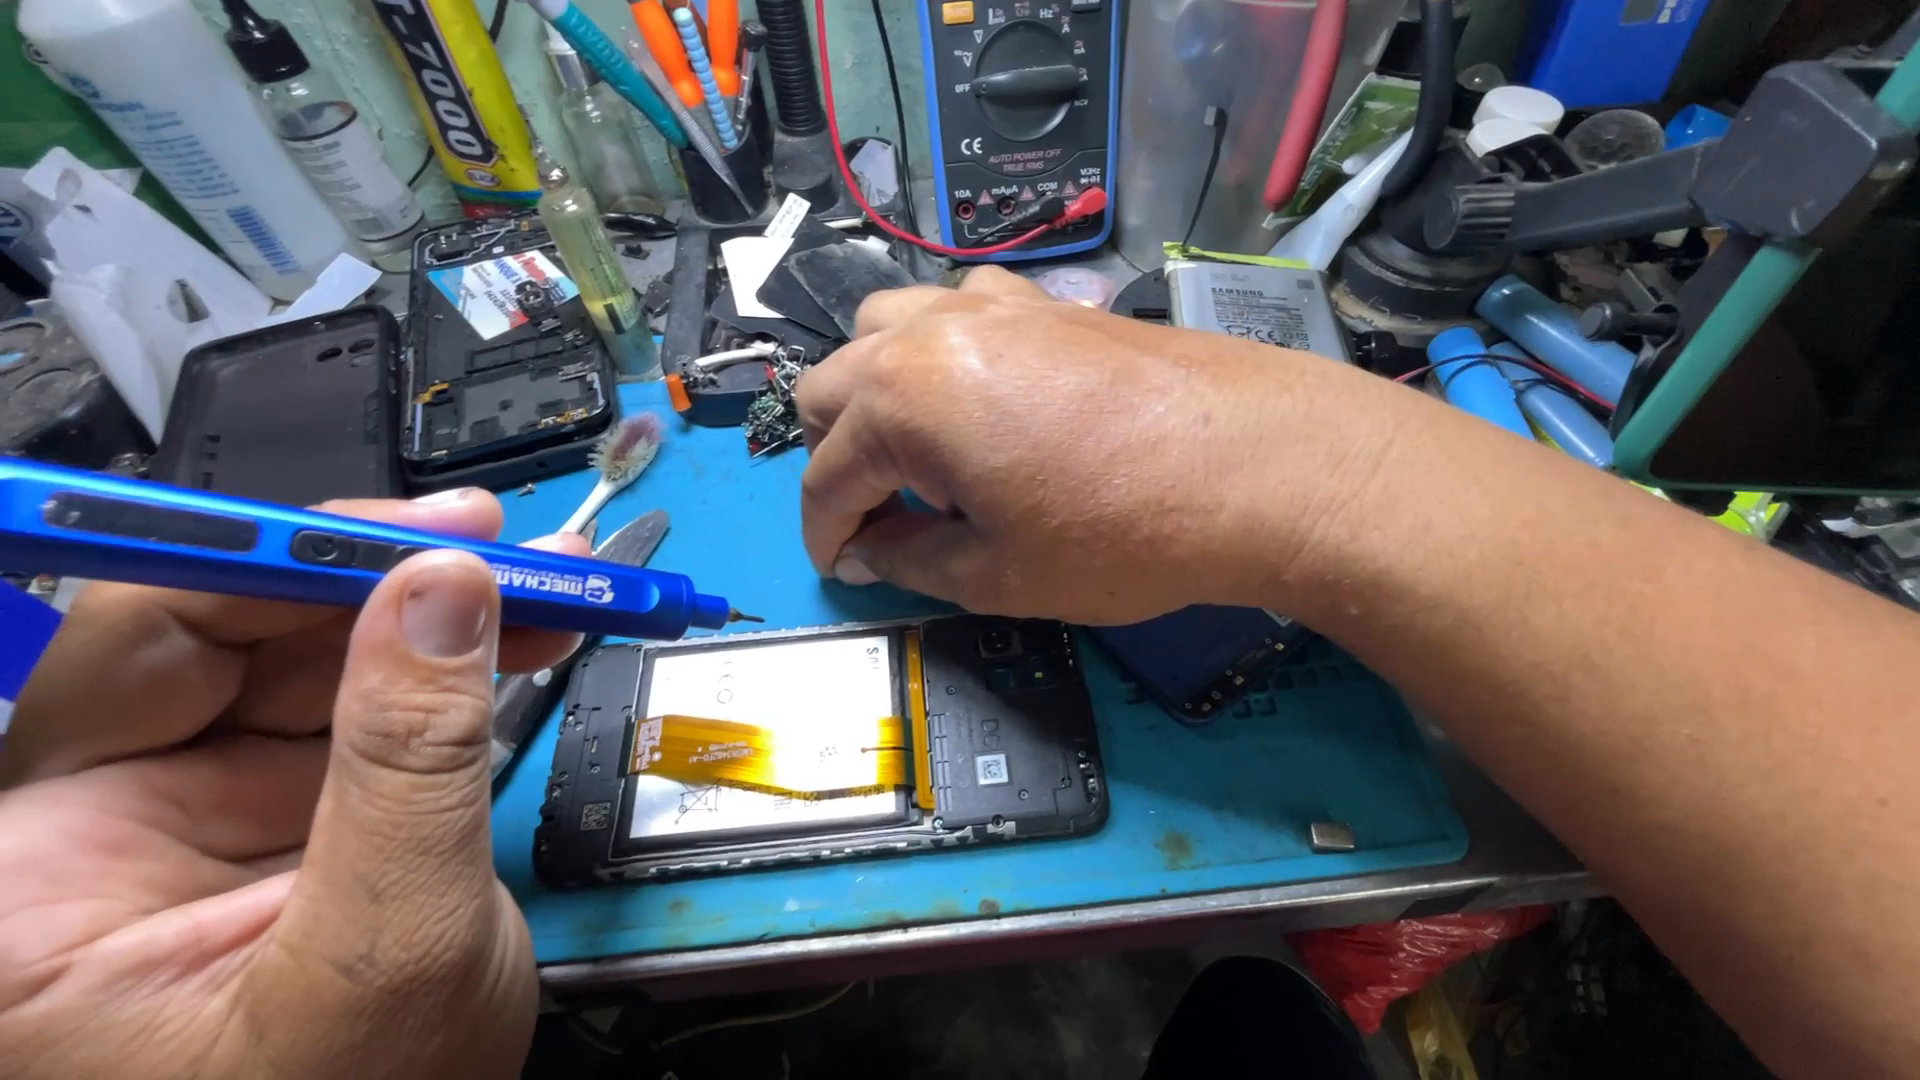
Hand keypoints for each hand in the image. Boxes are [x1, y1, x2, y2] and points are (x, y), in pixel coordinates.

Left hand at [0, 491, 585, 1078]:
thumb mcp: (394, 943)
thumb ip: (412, 760)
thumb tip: (446, 586)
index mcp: (27, 877)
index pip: (141, 647)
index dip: (284, 564)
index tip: (427, 530)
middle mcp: (89, 827)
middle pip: (231, 636)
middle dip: (383, 578)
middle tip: (505, 545)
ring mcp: (197, 815)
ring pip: (315, 659)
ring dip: (437, 612)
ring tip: (548, 588)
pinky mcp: (288, 812)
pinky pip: (367, 706)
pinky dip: (452, 664)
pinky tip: (522, 639)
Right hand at [795, 267, 1392, 623]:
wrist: (1260, 467)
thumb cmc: (1119, 535)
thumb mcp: (997, 576)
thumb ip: (909, 561)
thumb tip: (865, 551)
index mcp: (903, 400)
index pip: (828, 475)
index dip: (824, 533)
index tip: (841, 567)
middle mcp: (931, 333)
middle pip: (831, 387)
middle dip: (835, 456)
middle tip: (879, 514)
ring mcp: (989, 305)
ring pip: (882, 330)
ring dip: (874, 392)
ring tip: (918, 450)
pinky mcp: (1042, 301)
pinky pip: (954, 312)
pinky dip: (936, 355)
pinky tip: (978, 399)